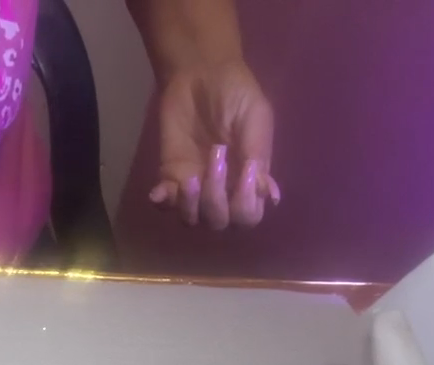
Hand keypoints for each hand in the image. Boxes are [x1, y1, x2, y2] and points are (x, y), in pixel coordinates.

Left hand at [149, 60, 278, 229]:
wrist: (200, 73)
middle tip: (216, 156)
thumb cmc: (235, 94)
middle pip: (219, 223)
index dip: (245, 206)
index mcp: (248, 181)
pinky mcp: (170, 178)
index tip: (246, 170)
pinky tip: (164, 189)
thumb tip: (270, 196)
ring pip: (192, 220)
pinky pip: (164, 205)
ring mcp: (194, 188)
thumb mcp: (256, 117)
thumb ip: (259, 155)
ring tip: (190, 178)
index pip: (248, 217)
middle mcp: (222, 192)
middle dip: (216, 200)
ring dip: (191, 204)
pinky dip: (163, 202)